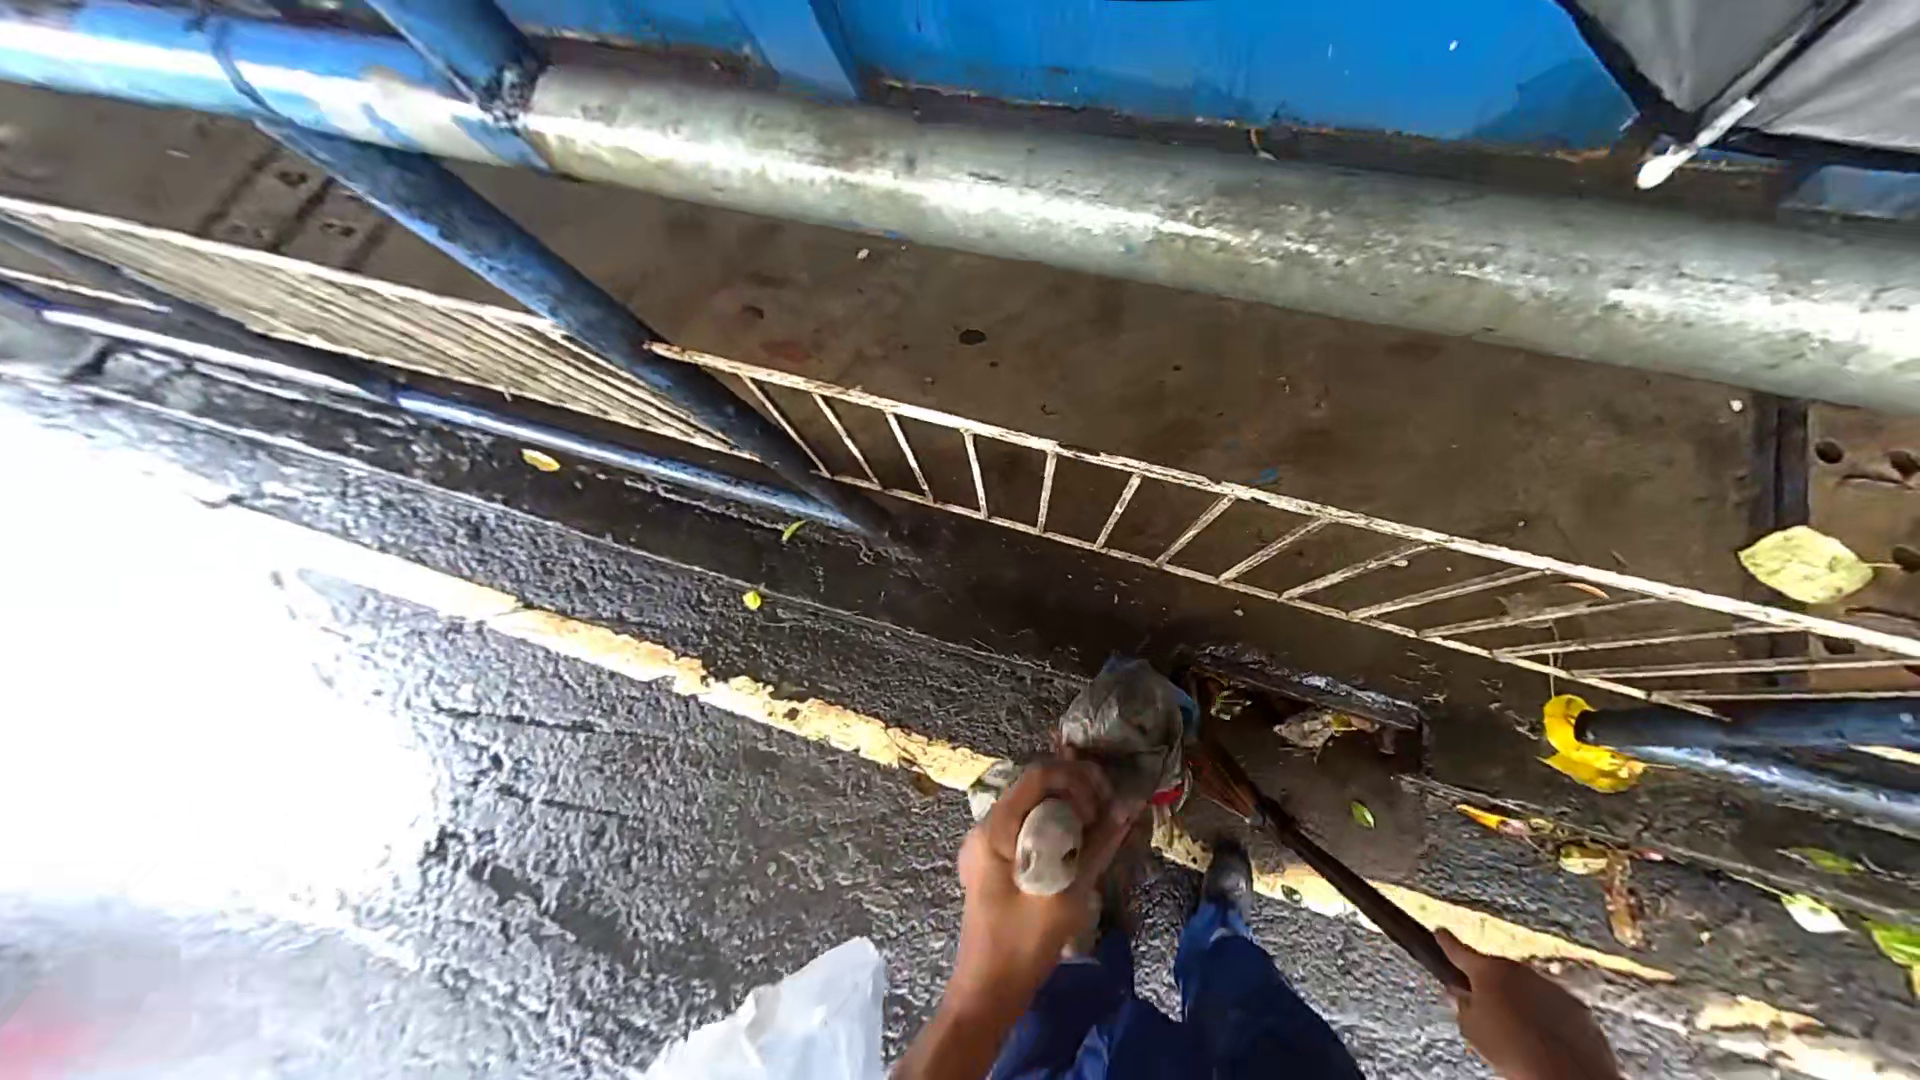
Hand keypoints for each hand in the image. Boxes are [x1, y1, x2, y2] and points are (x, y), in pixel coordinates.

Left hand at [950, 758, 1140, 1003]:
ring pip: (1033, 804)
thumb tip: (1128, 807)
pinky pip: (1027, 825)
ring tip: (1096, 829)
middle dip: (1075, 791)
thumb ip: (1097, 847)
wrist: (986, 994)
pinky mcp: (994, 859)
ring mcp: (987, 841)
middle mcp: (985, 825)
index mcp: (994, 827)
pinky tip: (1076, 845)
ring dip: (1067, 809)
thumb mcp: (1066, 896)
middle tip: (1105, 815)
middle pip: (1035, 786)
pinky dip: (1054, 826)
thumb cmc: (1022, 947)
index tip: (1100, 807)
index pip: (1038, 775)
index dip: (1076, 780)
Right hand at [1437, 931, 1620, 1079]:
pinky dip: (1548, 1018)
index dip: (1445, 941)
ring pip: (1527, 989)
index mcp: (1487, 970)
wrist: (1570, 1079)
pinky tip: (1545, 1039)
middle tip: (1487, 1008)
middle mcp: (1519, 971)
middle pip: (1497, 971)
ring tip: (1521, 1031)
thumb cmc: (1512, 1052)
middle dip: (1491, 985)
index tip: (1440, 932)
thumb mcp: (1471, 1029)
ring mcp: (1552, 989)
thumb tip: (1458, 995)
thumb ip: (1460, 1005)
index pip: (1458, 949)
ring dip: (1521, 1001)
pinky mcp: (1580, 1011)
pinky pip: (1555, 1008)